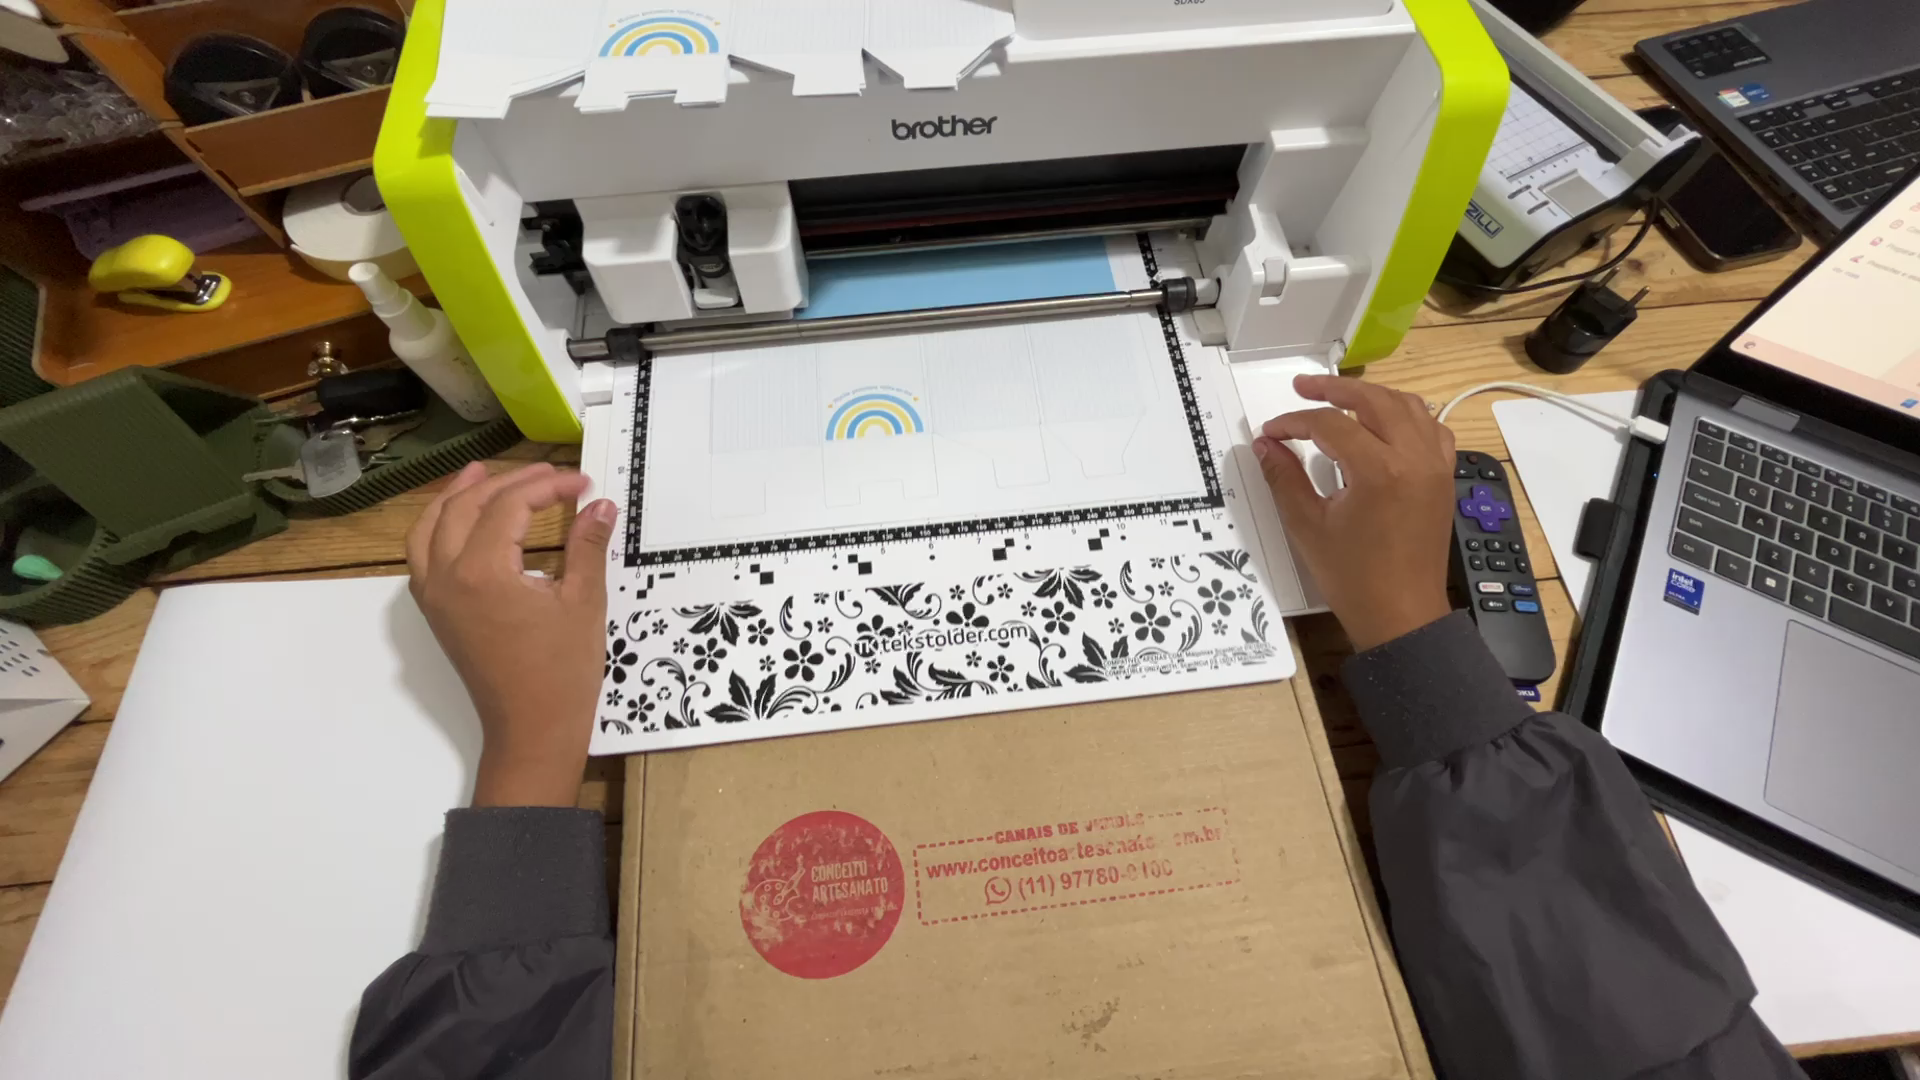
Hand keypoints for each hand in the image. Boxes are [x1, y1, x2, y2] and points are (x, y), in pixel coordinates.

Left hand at [406, 462, 618, 807]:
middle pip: (466, 508)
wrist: (532, 727)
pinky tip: (464, 520)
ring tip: (483, 473)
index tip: (583, 482)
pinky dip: (440, 525)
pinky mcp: (436, 610)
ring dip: (458, 496)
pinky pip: (422, 553)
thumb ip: (587, 546)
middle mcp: (445, 576)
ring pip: (430, 526)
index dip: (548, 486)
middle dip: (508, 483)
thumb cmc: (563, 668)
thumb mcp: (583, 602)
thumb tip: (600, 505)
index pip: (509, 507)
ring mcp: (433, 594)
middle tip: (549, 473)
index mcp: (482, 571)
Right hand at [1252, 375, 1455, 650]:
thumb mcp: (1307, 524)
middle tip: (1302, 387)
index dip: (1294, 423)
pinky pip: (1431, 428)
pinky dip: (1405, 416)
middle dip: (1334, 390)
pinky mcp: (1443, 476)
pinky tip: (1383, 424)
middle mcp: (1414, 457)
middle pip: (1374, 401)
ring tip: (1339, 398)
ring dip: (1371, 396)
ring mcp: (1435, 465)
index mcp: (1378, 470)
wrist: (1400, 612)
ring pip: (1408, 407)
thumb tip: (1265, 445)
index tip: (1270, 433)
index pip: (1330, 425)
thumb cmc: (1351, 575)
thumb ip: (1284, 477)